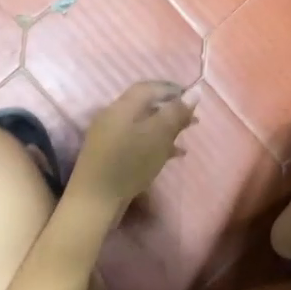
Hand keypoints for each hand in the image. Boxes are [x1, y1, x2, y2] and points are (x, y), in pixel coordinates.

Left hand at [73, 82, 195, 210]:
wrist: (94, 202)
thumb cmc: (129, 163)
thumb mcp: (158, 136)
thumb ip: (176, 112)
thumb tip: (195, 90)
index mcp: (122, 107)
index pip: (148, 88)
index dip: (171, 89)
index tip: (193, 98)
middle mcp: (113, 117)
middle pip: (145, 106)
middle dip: (170, 110)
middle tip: (193, 119)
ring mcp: (109, 138)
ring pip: (142, 125)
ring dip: (165, 128)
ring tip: (186, 136)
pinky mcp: (110, 156)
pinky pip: (137, 142)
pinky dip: (155, 144)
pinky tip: (173, 155)